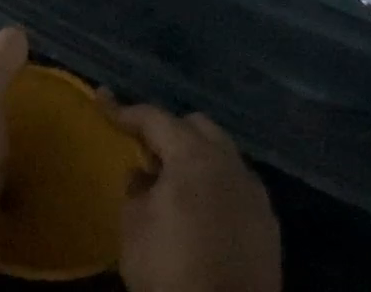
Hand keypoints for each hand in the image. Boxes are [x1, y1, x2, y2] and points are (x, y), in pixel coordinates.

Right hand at [113, 104, 280, 291]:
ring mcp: (255, 193)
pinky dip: (215, 183)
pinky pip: (237, 185)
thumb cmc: (171, 271)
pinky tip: (201, 207)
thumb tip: (143, 175)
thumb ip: (136, 189)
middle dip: (169, 130)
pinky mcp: (269, 224)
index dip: (125, 110)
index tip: (102, 100)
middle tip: (144, 149)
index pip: (155, 118)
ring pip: (222, 154)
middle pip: (197, 126)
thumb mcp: (134, 227)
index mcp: (194, 157)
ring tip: (172, 179)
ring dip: (196, 157)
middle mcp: (230, 164)